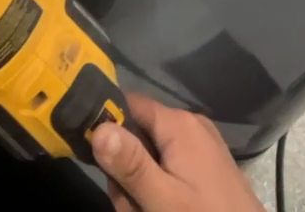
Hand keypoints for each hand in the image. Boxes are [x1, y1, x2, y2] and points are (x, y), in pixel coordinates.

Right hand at [92, 94, 267, 211]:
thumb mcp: (164, 201)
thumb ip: (130, 164)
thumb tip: (96, 127)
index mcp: (178, 123)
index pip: (125, 103)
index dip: (107, 129)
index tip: (100, 163)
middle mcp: (190, 125)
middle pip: (137, 135)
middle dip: (128, 172)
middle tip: (132, 207)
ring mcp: (202, 146)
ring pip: (151, 157)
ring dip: (142, 188)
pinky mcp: (208, 167)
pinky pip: (171, 169)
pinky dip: (162, 191)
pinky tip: (163, 210)